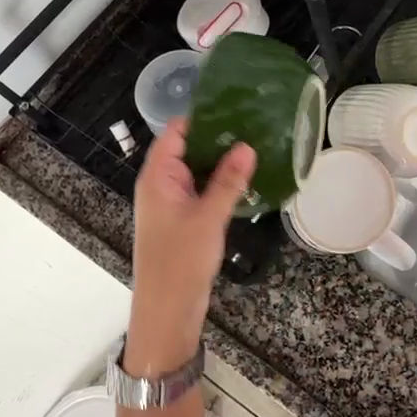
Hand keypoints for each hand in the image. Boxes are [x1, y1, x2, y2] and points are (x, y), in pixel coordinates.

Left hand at [125, 117, 254, 374]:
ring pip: (198, 170)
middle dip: (219, 136)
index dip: (203, 116)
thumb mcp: (208, 218)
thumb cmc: (180, 262)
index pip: (176, 132)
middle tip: (256, 122)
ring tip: (258, 144)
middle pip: (188, 148)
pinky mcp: (185, 220)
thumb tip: (247, 145)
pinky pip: (203, 190)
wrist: (167, 311)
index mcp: (157, 177)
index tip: (235, 105)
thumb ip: (228, 181)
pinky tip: (248, 178)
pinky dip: (222, 182)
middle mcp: (162, 185)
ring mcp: (173, 203)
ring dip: (223, 161)